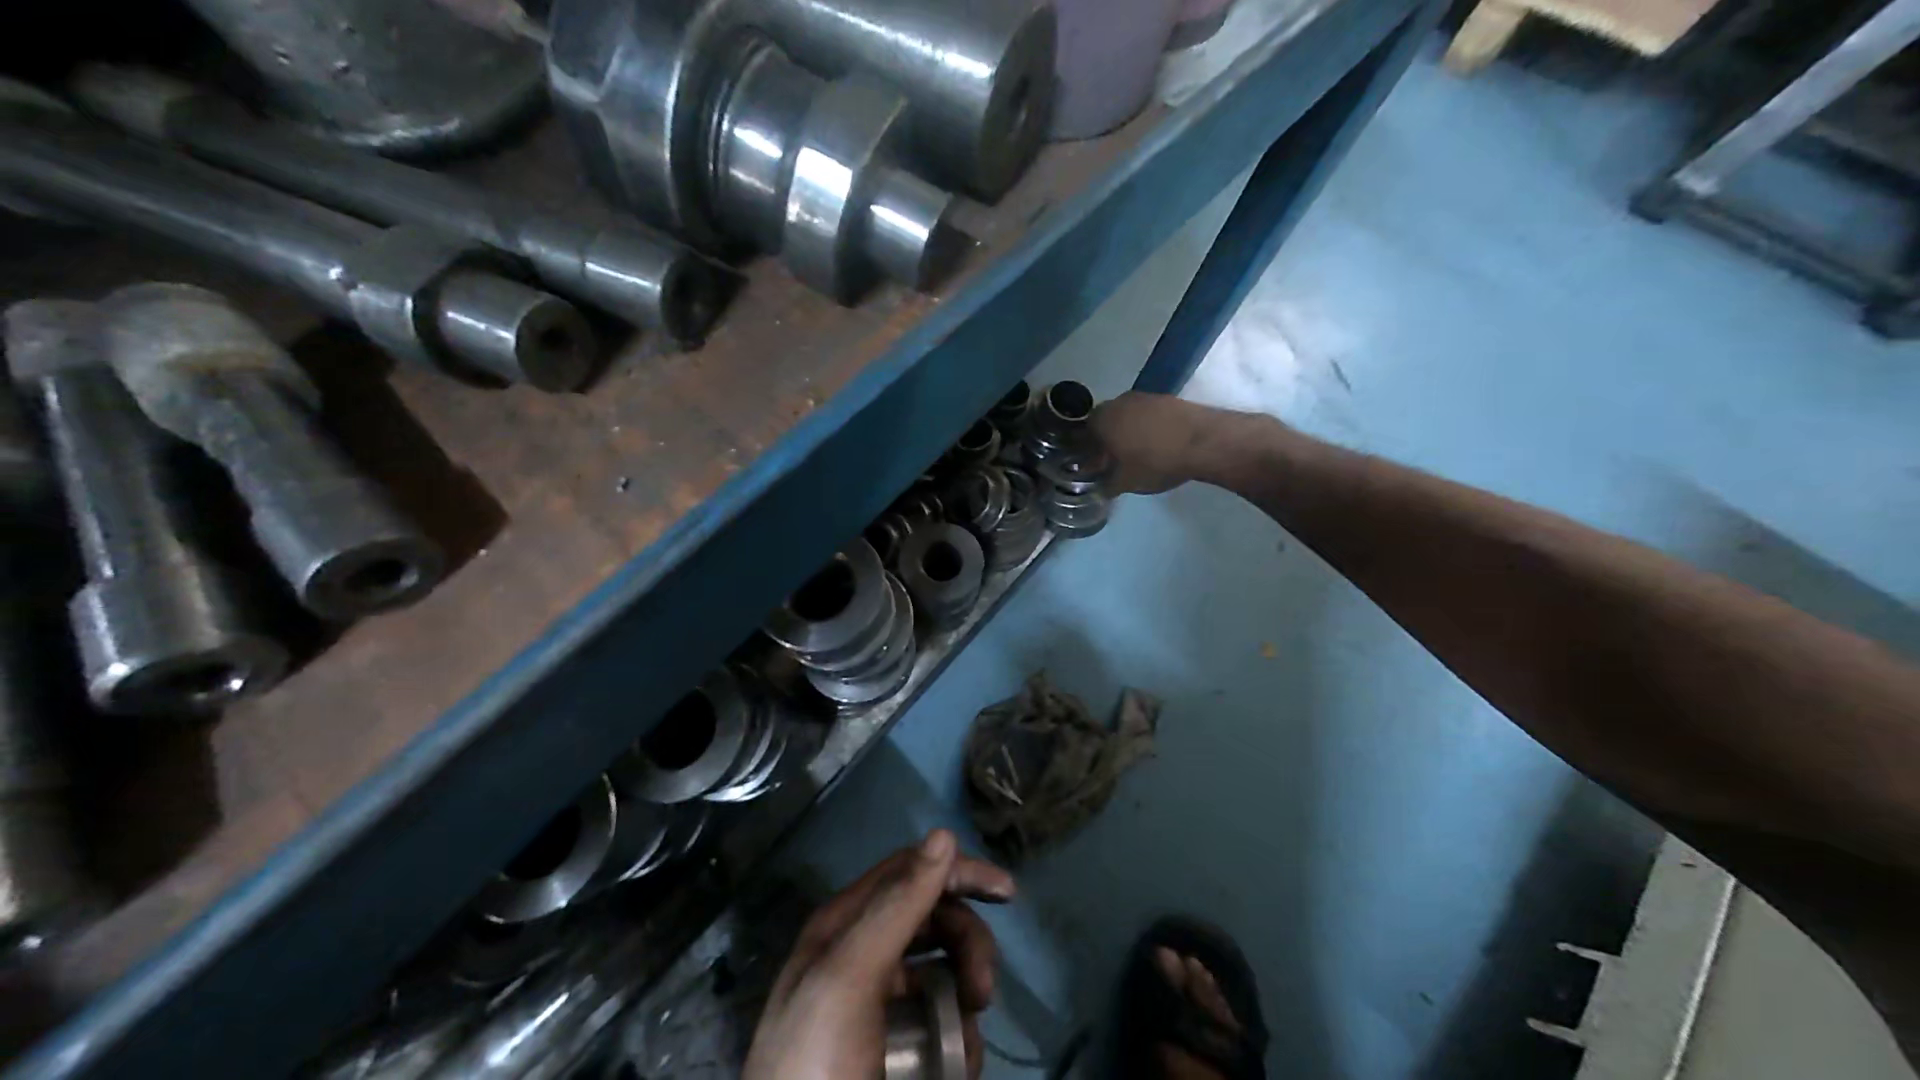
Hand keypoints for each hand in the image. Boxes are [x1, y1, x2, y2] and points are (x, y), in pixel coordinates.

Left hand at [744, 830, 1014, 1079]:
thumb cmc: (816, 1060)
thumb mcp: (850, 975)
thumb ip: (897, 906)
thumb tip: (944, 834)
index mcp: (847, 922)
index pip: (910, 871)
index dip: (958, 872)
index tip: (1006, 894)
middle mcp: (865, 950)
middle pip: (936, 921)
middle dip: (968, 947)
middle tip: (982, 992)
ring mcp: (883, 1000)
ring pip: (947, 972)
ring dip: (966, 999)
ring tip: (964, 1045)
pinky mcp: (899, 1043)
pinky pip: (945, 1022)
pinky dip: (960, 1039)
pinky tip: (956, 1067)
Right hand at [1090, 392, 1218, 494]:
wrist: (1203, 442)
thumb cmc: (1154, 462)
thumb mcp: (1126, 483)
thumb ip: (1106, 486)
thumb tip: (1098, 490)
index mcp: (1102, 420)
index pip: (1084, 431)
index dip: (1089, 449)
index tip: (1097, 463)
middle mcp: (1119, 403)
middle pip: (1107, 420)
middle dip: (1109, 437)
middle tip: (1117, 459)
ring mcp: (1145, 397)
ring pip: (1129, 415)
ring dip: (1130, 430)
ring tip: (1140, 452)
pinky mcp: (1168, 398)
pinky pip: (1149, 414)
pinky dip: (1150, 426)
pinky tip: (1159, 443)